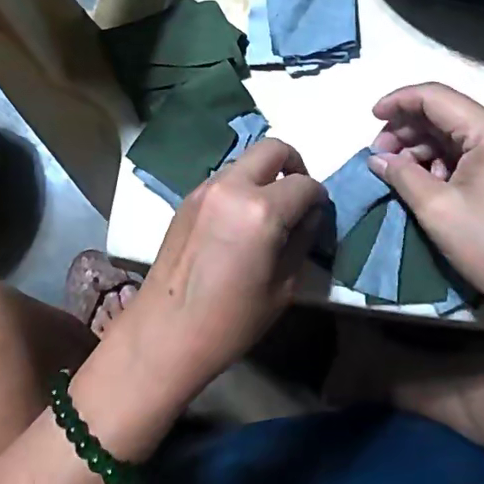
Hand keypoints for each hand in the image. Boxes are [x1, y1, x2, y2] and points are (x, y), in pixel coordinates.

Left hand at [112, 139, 324, 399]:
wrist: (165, 335)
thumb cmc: (232, 320)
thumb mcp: (284, 285)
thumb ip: (302, 239)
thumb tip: (309, 215)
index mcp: (261, 210)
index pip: (305, 184)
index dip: (318, 199)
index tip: (317, 216)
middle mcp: (232, 187)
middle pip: (273, 149)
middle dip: (294, 165)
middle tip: (297, 196)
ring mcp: (205, 189)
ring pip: (246, 161)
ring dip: (264, 175)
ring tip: (267, 212)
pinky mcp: (187, 199)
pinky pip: (225, 178)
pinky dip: (241, 187)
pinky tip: (240, 222)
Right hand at [366, 83, 483, 323]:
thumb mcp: (438, 209)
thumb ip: (402, 174)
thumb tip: (377, 158)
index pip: (436, 97)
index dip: (399, 101)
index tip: (371, 118)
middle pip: (446, 112)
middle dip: (407, 129)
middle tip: (379, 156)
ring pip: (455, 133)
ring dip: (422, 146)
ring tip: (395, 171)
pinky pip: (469, 152)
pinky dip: (441, 161)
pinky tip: (422, 180)